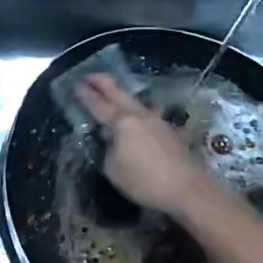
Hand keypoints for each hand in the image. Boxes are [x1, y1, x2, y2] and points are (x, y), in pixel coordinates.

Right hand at [74, 72, 215, 215]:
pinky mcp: (169, 130)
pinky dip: (136, 113)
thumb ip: (109, 150)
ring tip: (113, 94)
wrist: (186, 187)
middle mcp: (139, 115)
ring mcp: (157, 120)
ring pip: (135, 102)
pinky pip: (147, 115)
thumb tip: (114, 140)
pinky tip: (135, 120)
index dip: (87, 95)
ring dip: (122, 96)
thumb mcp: (114, 170)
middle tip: (92, 75)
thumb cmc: (144, 181)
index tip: (77, 84)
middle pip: (119, 93)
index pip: (99, 105)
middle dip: (104, 83)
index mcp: (122, 123)